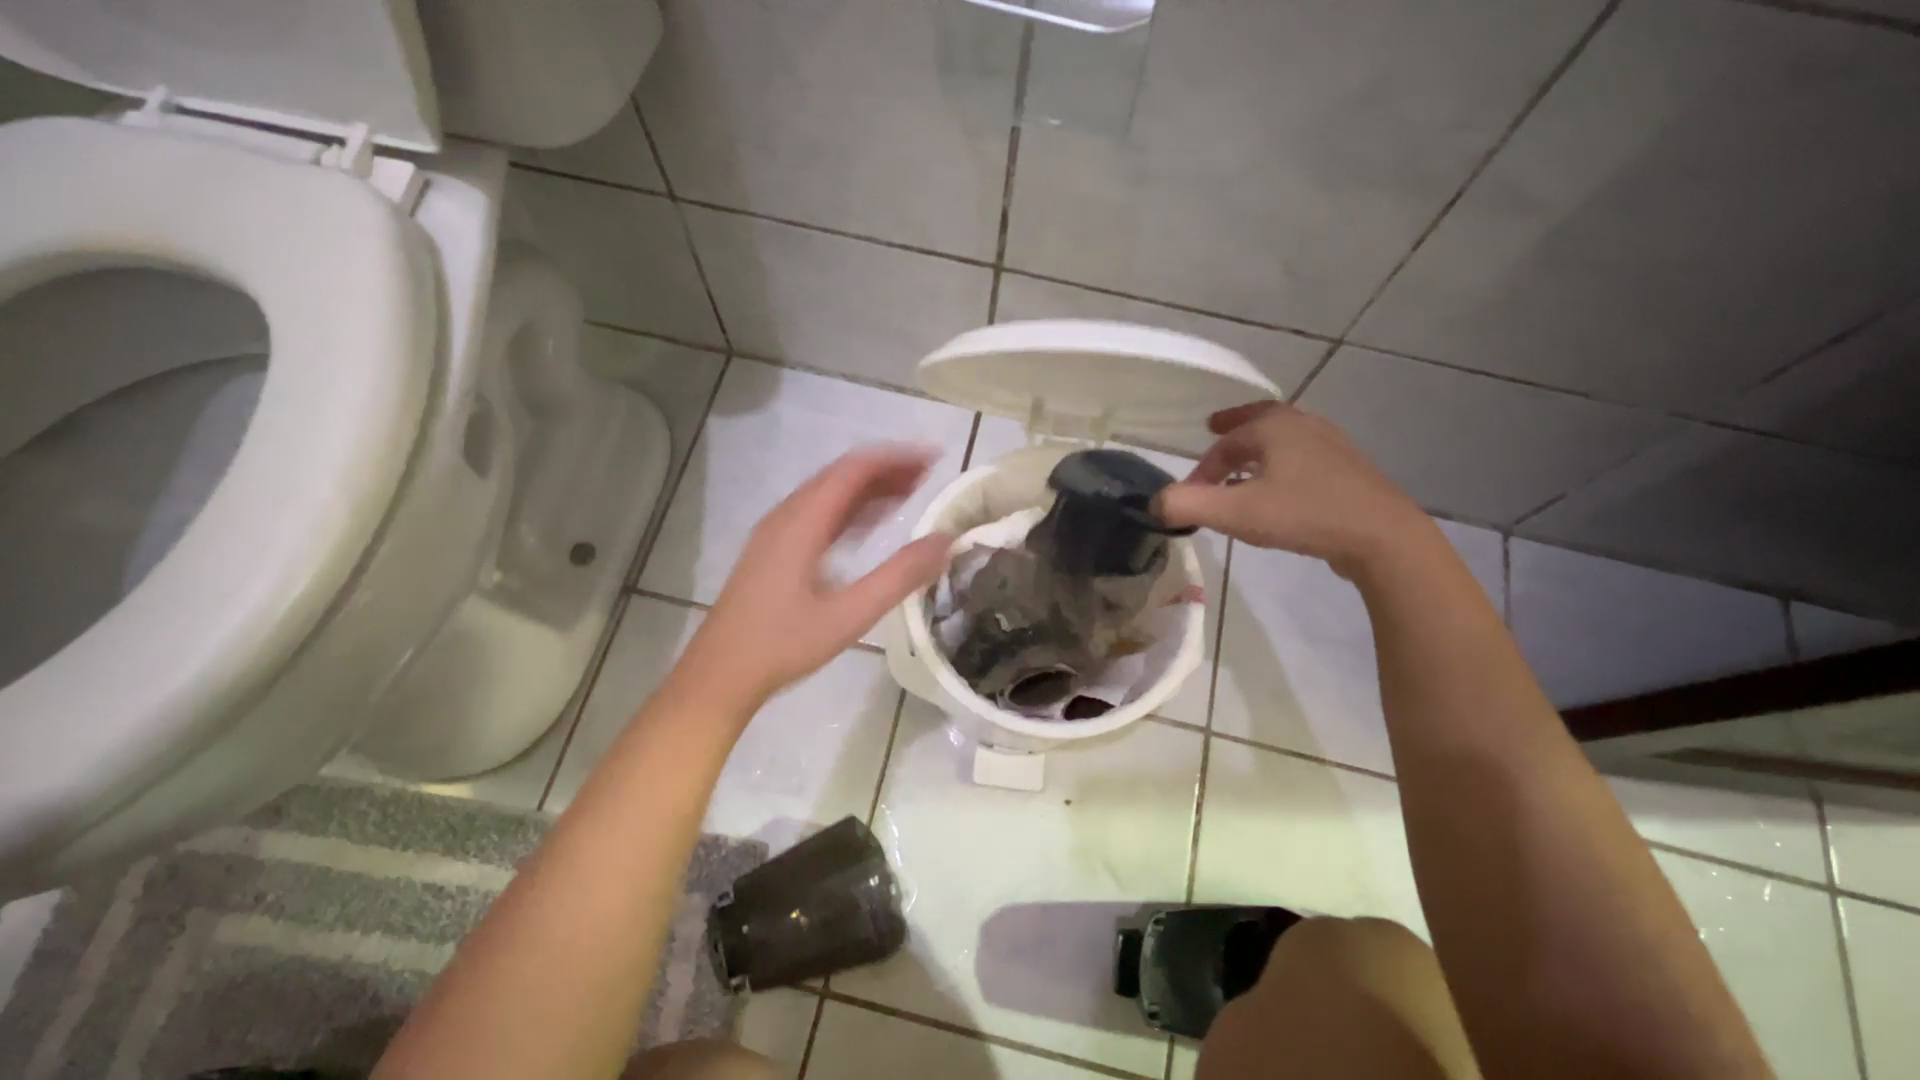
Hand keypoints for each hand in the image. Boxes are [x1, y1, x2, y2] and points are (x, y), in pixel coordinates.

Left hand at [680, 445, 952, 703]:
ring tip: (910, 494)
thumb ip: (899, 576)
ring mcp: (775, 534)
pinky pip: (816, 516)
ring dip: (868, 490)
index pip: (854, 469)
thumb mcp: (849, 615)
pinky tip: (870, 528)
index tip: (934, 457)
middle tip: (929, 476)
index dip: (897, 457)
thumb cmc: (783, 645)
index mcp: (802, 523)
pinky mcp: (772, 553)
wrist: (719, 675)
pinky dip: (849, 511)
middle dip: (886, 470)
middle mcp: (786, 517)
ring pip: (827, 495)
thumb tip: (945, 541)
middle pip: (841, 476)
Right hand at [1155, 402, 1434, 579]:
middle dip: (1235, 427)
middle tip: (1215, 428)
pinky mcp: (1351, 470)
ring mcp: (1332, 446)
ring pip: (1286, 438)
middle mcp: (1304, 426)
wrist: (1381, 536)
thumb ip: (1189, 505)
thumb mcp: (1236, 513)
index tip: (1191, 496)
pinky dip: (1285, 464)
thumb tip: (1155, 503)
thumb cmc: (1304, 515)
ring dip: (1261, 449)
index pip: (1225, 442)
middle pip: (1261, 419)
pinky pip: (1306, 458)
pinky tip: (1283, 491)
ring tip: (1246, 466)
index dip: (1202, 468)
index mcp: (1274, 427)